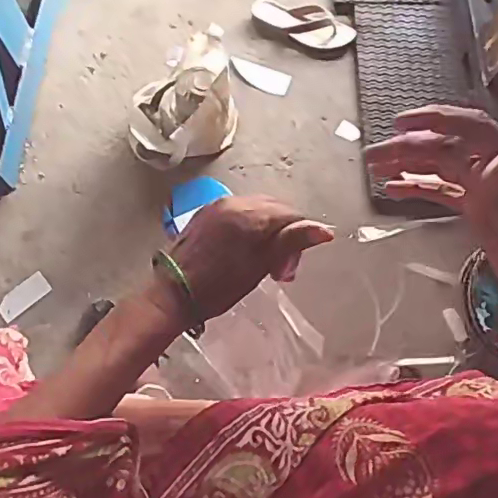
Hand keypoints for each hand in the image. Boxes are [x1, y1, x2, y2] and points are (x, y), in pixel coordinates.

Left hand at [164, 195, 334, 320]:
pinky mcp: (206, 213)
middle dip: (284, 234)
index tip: (289, 268)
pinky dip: (249, 228)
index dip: (300, 239)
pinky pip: (238, 213)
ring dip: (268, 231)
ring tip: (263, 261)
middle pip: (275, 209)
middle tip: (280, 267)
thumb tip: (324, 230)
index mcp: (250, 214)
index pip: (291, 215)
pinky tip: (245, 251)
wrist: (172, 294)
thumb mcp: (261, 266)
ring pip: (258, 210)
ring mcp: (218, 206)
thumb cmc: (219, 287)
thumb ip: (292, 242)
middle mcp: (234, 202)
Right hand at [365, 105, 497, 307]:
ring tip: (377, 167)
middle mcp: (492, 170)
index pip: (469, 128)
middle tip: (375, 154)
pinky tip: (394, 188)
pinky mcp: (477, 211)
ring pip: (439, 167)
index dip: (436, 119)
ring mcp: (482, 190)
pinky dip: (418, 187)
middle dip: (409, 146)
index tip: (402, 123)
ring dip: (408, 164)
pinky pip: (442, 192)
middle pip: (445, 147)